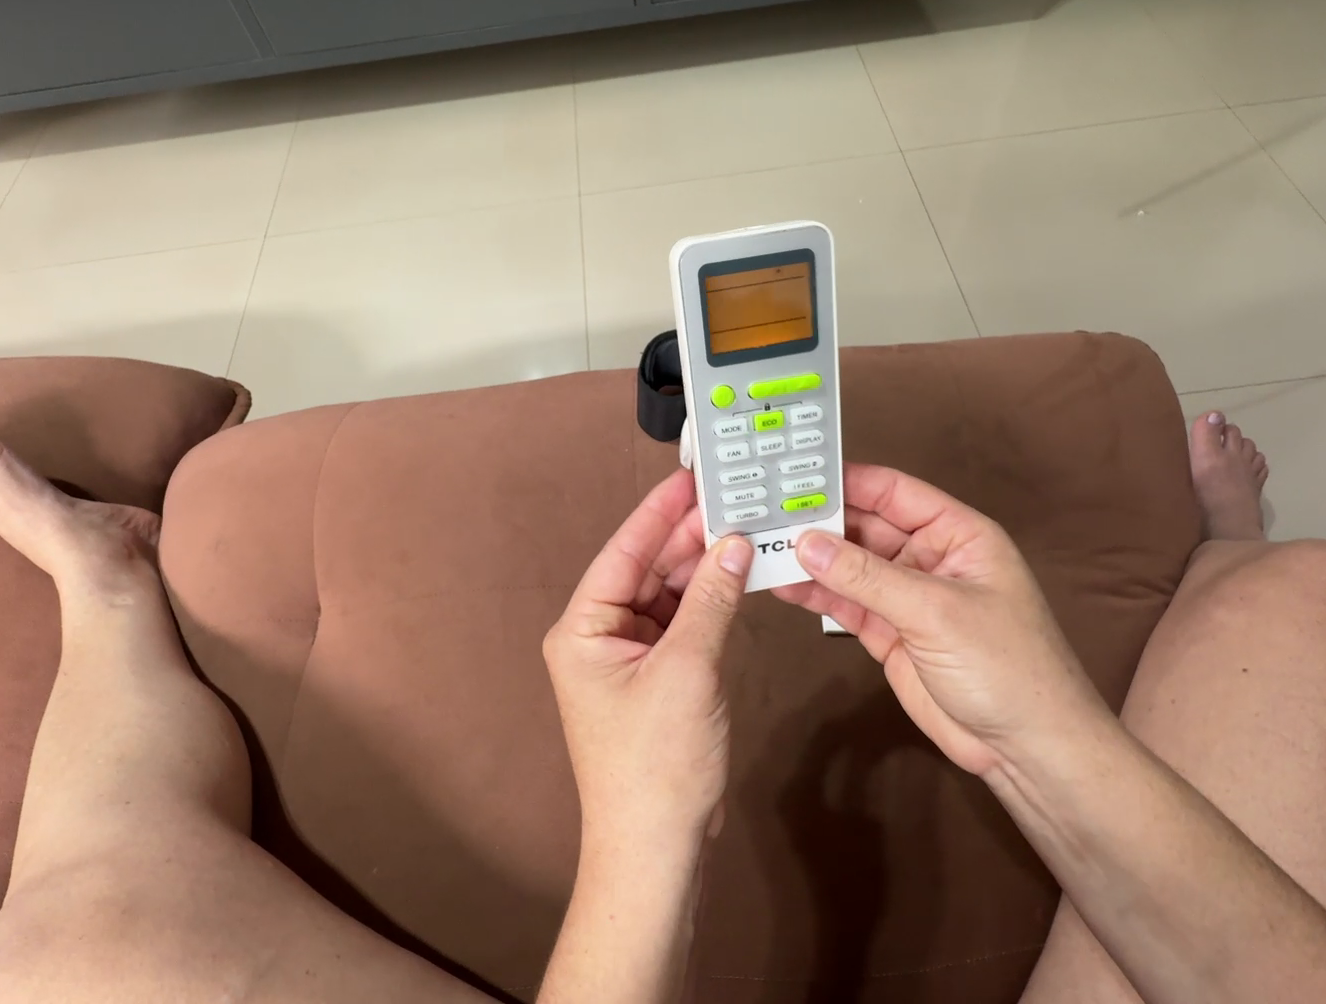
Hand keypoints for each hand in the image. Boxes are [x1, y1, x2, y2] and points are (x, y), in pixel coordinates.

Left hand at [543, 471, 753, 851]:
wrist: (658, 848)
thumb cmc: (656, 764)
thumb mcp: (687, 670)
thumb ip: (710, 600)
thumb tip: (732, 542)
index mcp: (583, 629)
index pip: (623, 553)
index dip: (658, 513)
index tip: (689, 478)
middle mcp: (600, 637)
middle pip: (647, 571)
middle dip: (687, 539)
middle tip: (731, 501)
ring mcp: (629, 658)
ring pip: (668, 596)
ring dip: (703, 569)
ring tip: (741, 530)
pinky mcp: (656, 677)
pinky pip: (682, 625)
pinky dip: (709, 604)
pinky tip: (736, 577)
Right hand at [772, 464, 1109, 775]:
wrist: (1026, 749)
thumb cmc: (1005, 665)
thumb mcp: (936, 611)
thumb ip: (867, 576)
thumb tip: (806, 543)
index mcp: (956, 534)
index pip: (894, 492)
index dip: (847, 481)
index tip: (795, 475)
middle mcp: (928, 558)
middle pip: (865, 527)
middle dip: (819, 521)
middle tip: (764, 510)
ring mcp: (906, 597)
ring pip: (849, 567)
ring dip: (811, 559)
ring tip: (761, 546)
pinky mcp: (888, 633)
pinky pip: (845, 603)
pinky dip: (815, 595)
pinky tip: (782, 585)